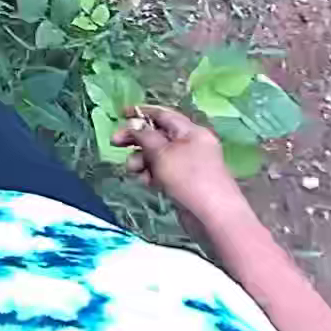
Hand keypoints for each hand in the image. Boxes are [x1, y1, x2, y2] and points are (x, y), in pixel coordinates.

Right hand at [111, 105, 253, 229]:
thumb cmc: (188, 179)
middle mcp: (191, 144)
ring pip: (157, 154)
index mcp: (191, 132)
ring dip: (141, 159)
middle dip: (136, 139)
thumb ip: (143, 135)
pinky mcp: (186, 181)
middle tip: (115, 143)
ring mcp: (189, 164)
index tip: (121, 113)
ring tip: (133, 169)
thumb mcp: (161, 152)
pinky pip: (163, 170)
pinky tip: (146, 181)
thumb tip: (134, 125)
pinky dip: (151, 172)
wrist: (215, 219)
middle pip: (157, 134)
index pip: (162, 114)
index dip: (140, 112)